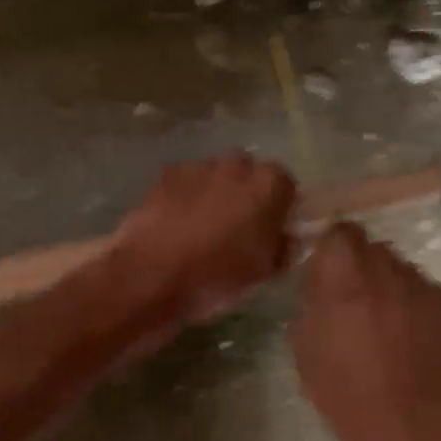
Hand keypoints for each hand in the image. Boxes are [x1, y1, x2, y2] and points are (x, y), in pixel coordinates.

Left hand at [115, 151, 296, 319]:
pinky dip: (188, 196)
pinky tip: (179, 224)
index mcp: (270, 184)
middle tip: (240, 228)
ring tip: (204, 228)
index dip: (280, 208)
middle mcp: (238, 165)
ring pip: (218, 176)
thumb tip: (289, 237)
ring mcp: (200, 166)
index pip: (287, 186)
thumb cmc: (218, 275)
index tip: (272, 231)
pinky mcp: (168, 174)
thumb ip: (285, 247)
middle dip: (248, 194)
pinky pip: (188, 182)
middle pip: (251, 175)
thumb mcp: (264, 272)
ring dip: (217, 193)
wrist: (151, 274)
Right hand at [292, 223, 440, 434]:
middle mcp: (384, 264)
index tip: (331, 271)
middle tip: (358, 302)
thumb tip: (321, 279)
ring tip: (388, 325)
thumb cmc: (340, 384)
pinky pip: (426, 292)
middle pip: (373, 250)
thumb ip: (313, 296)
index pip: (341, 231)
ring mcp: (419, 281)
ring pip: (400, 270)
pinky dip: (417, 306)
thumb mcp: (303, 340)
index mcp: (344, 267)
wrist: (401, 418)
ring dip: (391, 287)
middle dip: (364, 268)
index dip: (336, 249)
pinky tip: (413, 338)